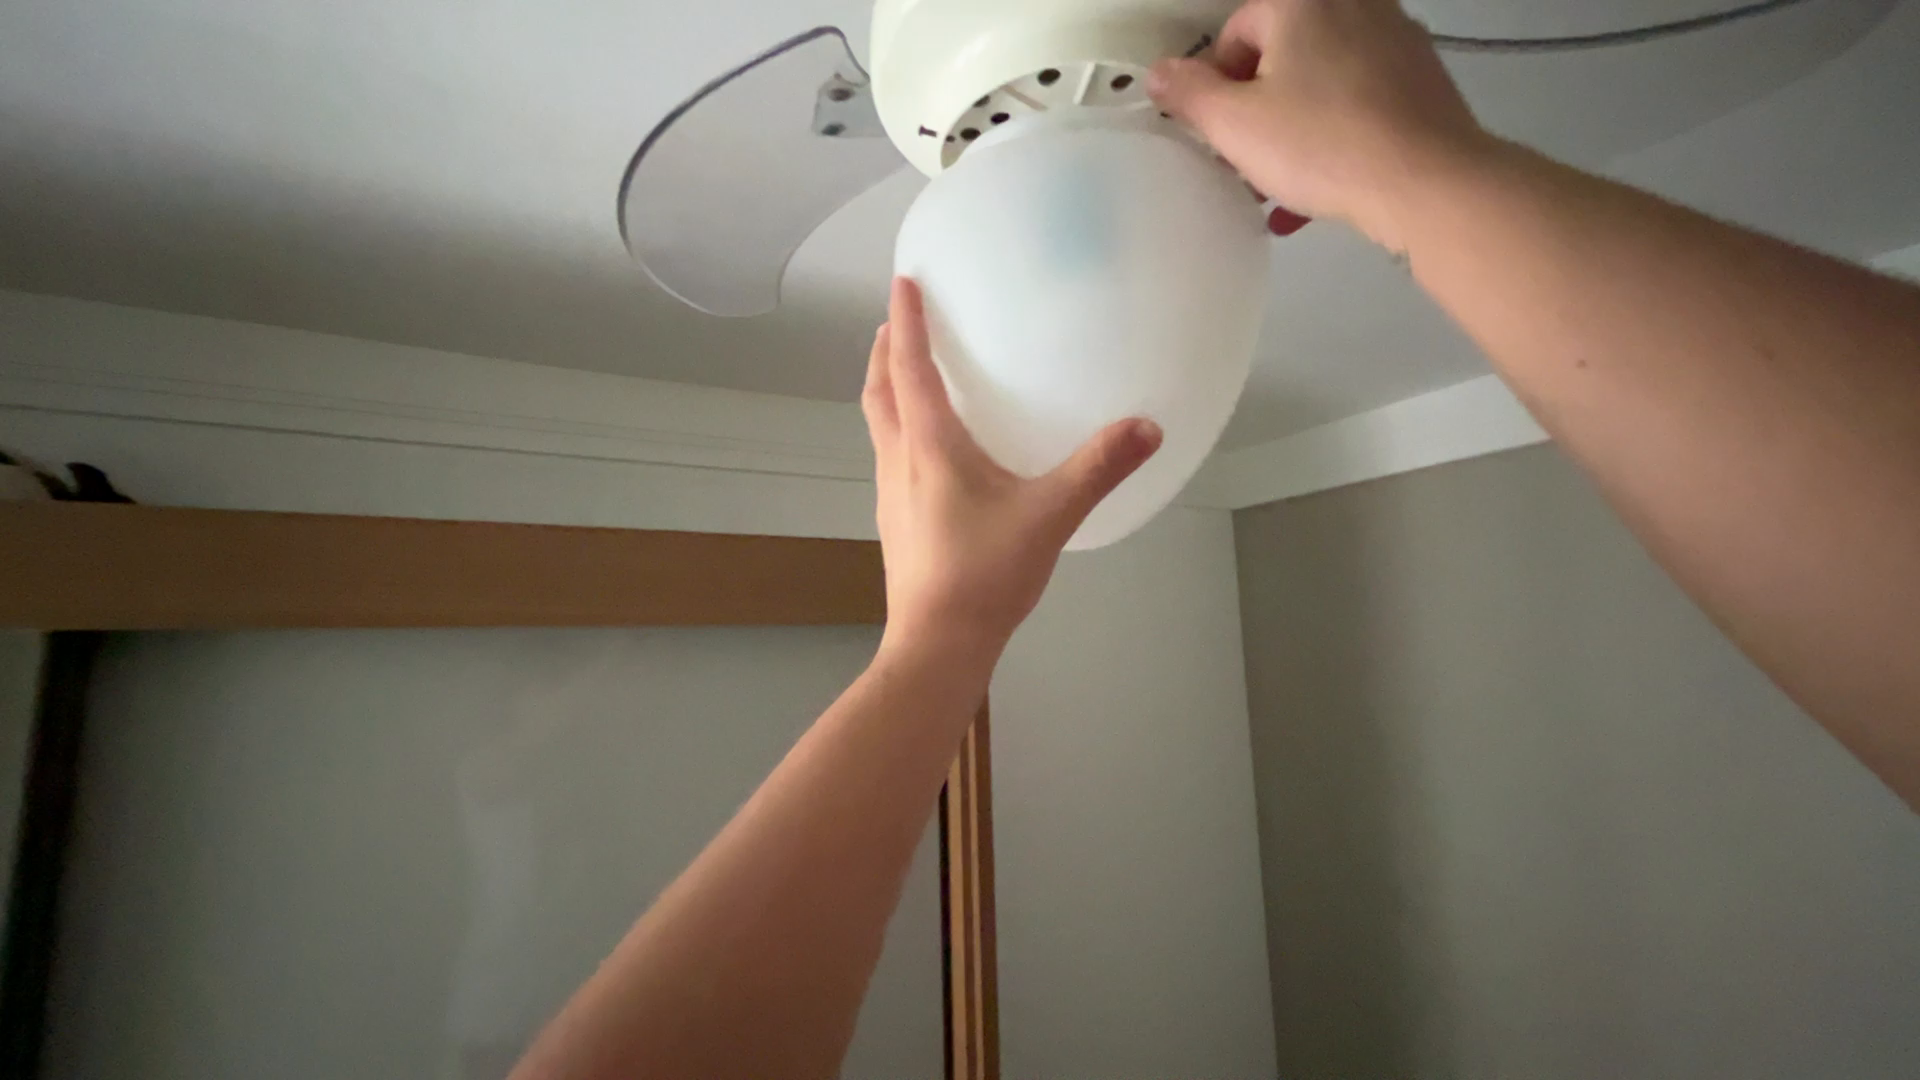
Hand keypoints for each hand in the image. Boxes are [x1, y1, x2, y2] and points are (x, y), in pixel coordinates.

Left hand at [864, 278, 1160, 661]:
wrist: (938, 642)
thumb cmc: (986, 574)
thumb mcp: (1050, 516)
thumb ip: (1098, 469)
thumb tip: (1147, 427)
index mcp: (930, 447)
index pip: (911, 368)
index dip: (907, 322)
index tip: (903, 282)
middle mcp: (900, 462)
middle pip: (879, 392)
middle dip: (884, 351)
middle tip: (898, 322)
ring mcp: (891, 494)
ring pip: (879, 426)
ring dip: (886, 390)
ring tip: (906, 373)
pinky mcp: (895, 521)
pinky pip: (890, 456)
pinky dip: (898, 429)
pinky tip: (927, 448)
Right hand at [1149, 0, 1493, 251]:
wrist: (1421, 178)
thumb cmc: (1317, 145)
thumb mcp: (1234, 126)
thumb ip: (1189, 95)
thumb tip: (1159, 72)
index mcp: (1300, 4)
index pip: (1237, 29)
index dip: (1215, 82)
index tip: (1217, 131)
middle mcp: (1351, 4)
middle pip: (1281, 53)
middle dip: (1256, 105)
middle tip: (1245, 159)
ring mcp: (1393, 37)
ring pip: (1320, 79)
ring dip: (1291, 124)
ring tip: (1278, 180)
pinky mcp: (1419, 76)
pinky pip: (1356, 100)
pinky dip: (1332, 134)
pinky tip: (1318, 186)